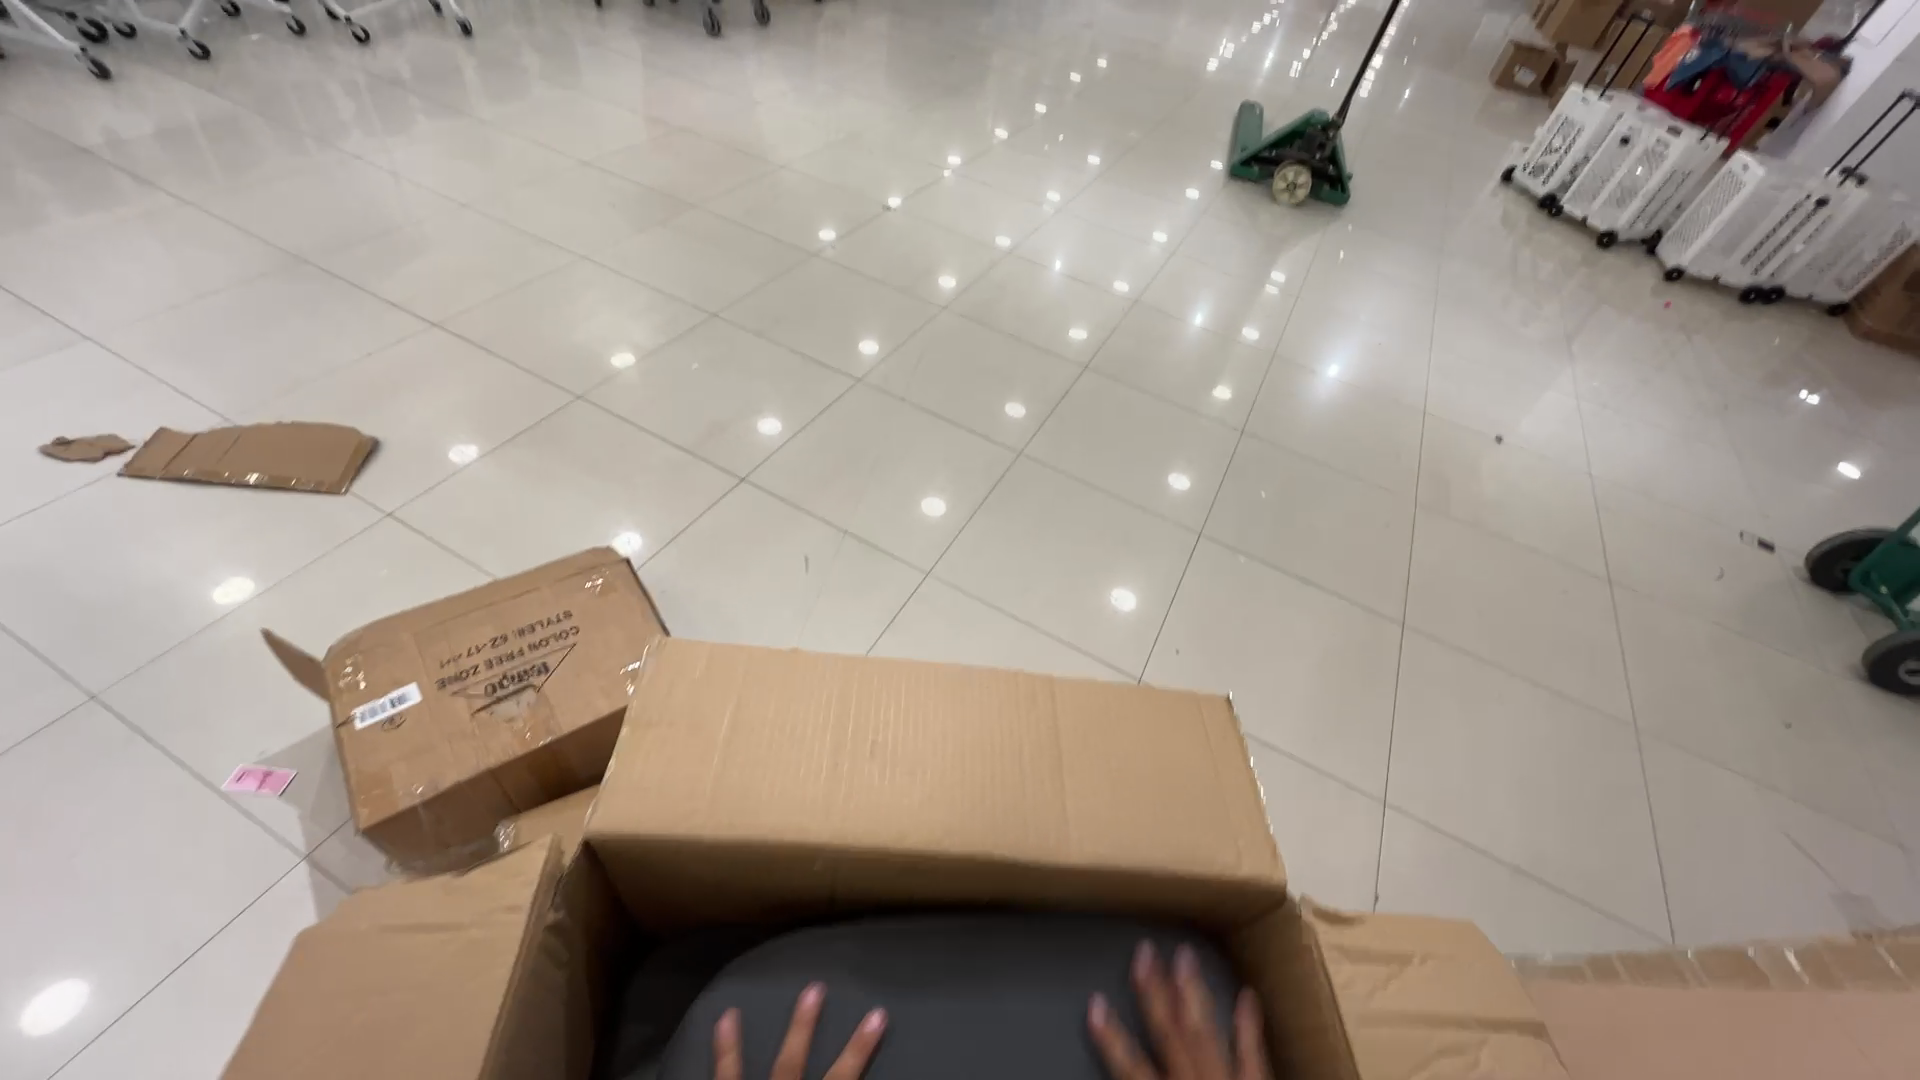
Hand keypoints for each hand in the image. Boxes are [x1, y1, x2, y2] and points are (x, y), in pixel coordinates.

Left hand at [713, 982, 887, 1079]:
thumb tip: (884, 1073)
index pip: (842, 1076)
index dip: (860, 1046)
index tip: (878, 1013)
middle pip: (791, 1063)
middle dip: (803, 1026)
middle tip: (814, 987)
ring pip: (740, 1075)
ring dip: (734, 1046)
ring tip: (730, 1013)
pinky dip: (714, 1064)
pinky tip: (707, 1041)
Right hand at [1087, 942, 1271, 1079]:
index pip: (1132, 1069)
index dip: (1111, 1037)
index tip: (1094, 1001)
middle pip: (1169, 1034)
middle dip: (1154, 992)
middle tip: (1144, 950)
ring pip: (1206, 1033)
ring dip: (1193, 994)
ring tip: (1185, 955)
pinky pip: (1254, 1056)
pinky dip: (1250, 1026)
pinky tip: (1248, 995)